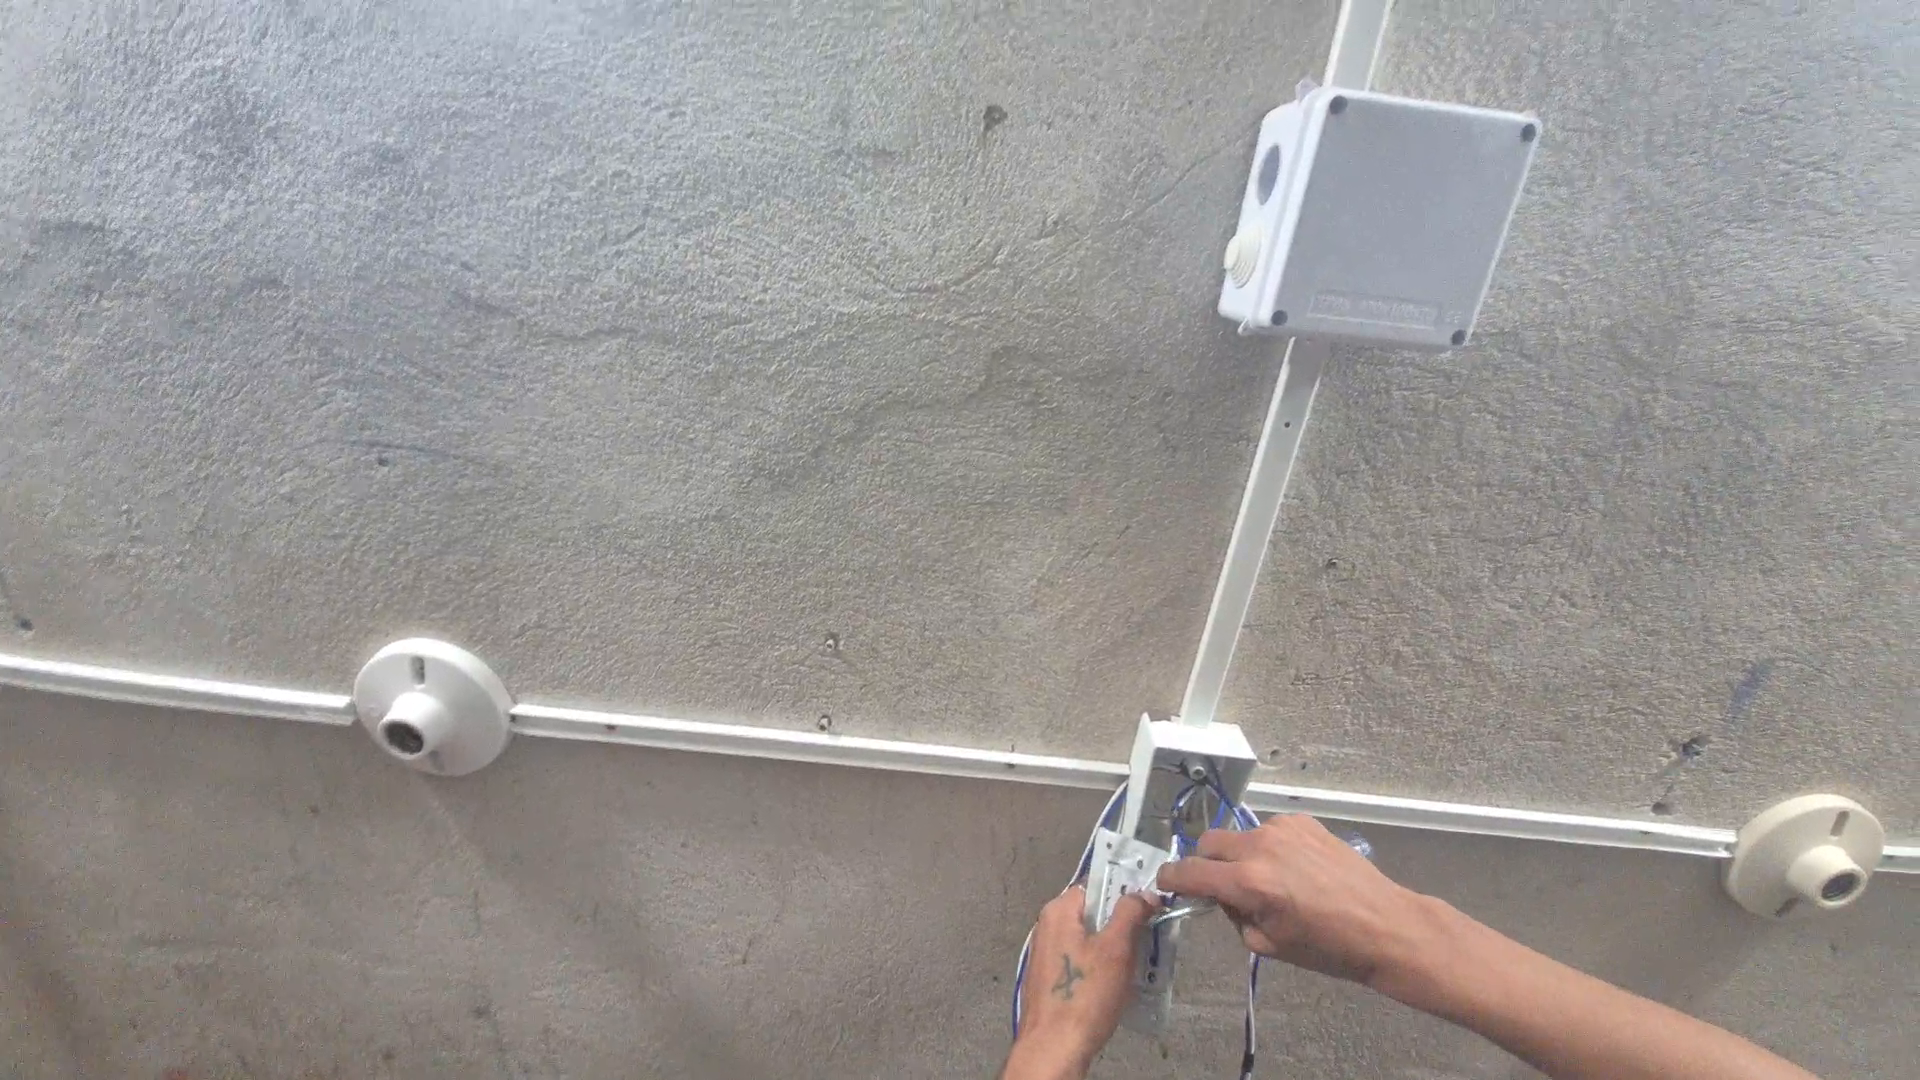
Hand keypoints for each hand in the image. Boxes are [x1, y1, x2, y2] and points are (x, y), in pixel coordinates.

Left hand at [1001, 885, 1155, 1079]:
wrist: (1053, 1048)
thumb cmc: (1085, 994)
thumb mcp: (1115, 949)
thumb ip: (1129, 913)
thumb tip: (1145, 892)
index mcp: (1057, 911)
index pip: (1094, 886)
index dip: (1121, 893)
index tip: (1147, 906)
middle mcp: (1046, 925)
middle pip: (1090, 913)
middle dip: (1119, 924)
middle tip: (1147, 938)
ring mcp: (1044, 953)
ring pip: (1086, 939)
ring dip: (1111, 948)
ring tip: (1137, 962)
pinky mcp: (1048, 979)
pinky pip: (1079, 961)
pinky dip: (1097, 966)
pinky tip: (1115, 984)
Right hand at [1155, 814, 1437, 994]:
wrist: (1387, 926)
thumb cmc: (1329, 948)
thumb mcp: (1270, 945)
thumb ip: (1235, 916)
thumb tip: (1223, 898)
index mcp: (1248, 882)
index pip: (1190, 872)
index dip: (1171, 878)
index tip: (1165, 882)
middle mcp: (1258, 847)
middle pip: (1208, 842)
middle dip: (1206, 863)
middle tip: (1222, 885)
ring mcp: (1281, 829)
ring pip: (1240, 837)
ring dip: (1242, 855)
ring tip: (1271, 879)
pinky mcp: (1302, 821)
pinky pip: (1269, 830)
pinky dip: (1270, 847)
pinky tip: (1295, 868)